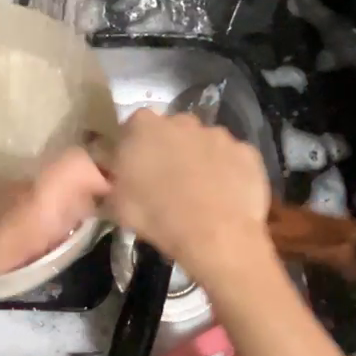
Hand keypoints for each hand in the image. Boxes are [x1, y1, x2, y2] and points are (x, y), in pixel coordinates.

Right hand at [104, 109, 272, 280]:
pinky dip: (228, 173)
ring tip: (199, 194)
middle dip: (168, 150)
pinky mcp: (247, 152)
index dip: (134, 149)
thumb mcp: (116, 205)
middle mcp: (182, 120)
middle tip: (166, 183)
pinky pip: (232, 159)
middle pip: (171, 131)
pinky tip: (225, 198)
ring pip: (204, 144)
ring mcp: (218, 134)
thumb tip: (108, 181)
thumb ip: (109, 184)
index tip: (135, 171)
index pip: (133, 128)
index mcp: (144, 125)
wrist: (216, 236)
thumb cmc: (156, 215)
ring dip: (199, 161)